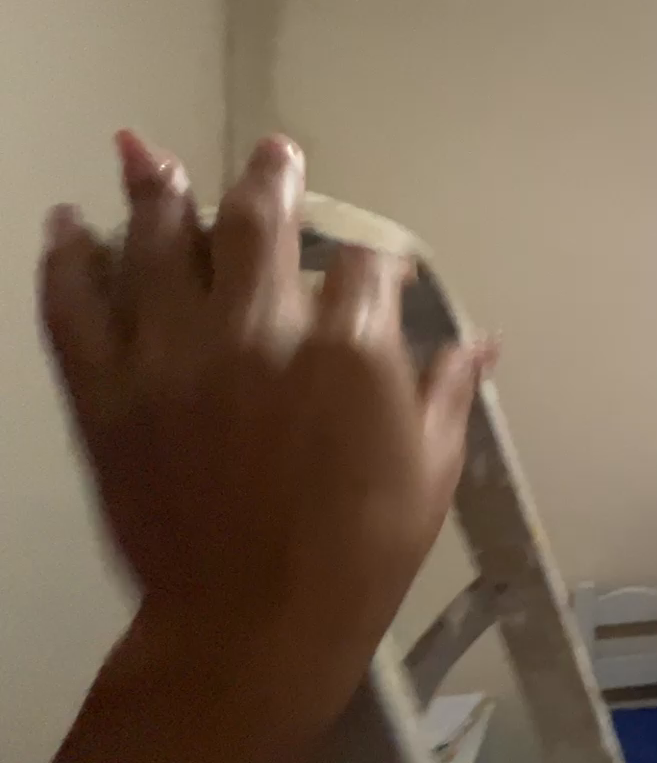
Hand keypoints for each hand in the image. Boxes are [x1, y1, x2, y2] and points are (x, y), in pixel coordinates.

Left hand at [38, 132, 496, 690]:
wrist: (261, 611)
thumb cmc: (373, 535)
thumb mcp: (435, 460)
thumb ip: (449, 388)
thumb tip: (482, 344)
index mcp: (355, 350)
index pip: (368, 268)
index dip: (381, 260)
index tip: (388, 267)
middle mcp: (264, 332)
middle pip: (262, 229)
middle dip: (272, 182)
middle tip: (274, 152)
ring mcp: (176, 355)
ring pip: (159, 247)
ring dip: (158, 194)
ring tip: (149, 151)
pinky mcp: (108, 389)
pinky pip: (75, 304)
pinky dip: (68, 258)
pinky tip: (69, 225)